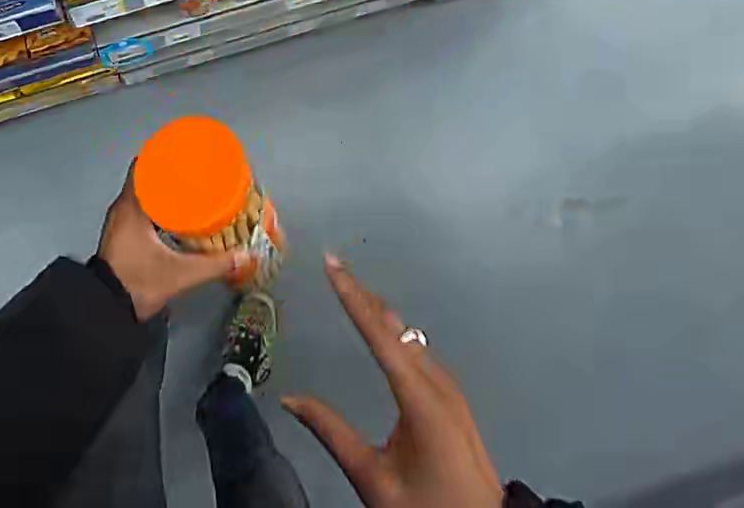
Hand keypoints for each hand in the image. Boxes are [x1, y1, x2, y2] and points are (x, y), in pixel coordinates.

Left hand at [97, 164, 246, 319]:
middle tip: (193, 176)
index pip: (141, 167)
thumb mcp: (179, 273)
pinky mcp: (120, 239)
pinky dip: (155, 210)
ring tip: (188, 195)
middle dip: (167, 176)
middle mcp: (121, 209)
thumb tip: (244, 256)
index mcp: (130, 206)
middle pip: (144, 181)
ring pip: (141, 198)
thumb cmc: (137, 282)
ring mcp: (118, 224)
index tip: (181, 155)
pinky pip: (138, 213)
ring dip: (161, 194)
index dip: (161, 157)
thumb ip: (214, 264)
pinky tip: (174, 219)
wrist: (107, 311)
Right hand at [281, 254, 501, 507]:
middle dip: (361, 293)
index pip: (378, 333)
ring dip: (377, 310)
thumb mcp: (374, 479)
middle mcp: (438, 386)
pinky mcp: (454, 403)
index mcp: (420, 399)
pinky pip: (418, 351)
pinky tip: (382, 327)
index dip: (351, 295)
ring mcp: (451, 393)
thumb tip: (289, 399)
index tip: (330, 263)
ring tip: (350, 287)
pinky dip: (392, 330)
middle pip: (394, 327)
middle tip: (334, 265)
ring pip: (408, 336)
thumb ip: (331, 432)